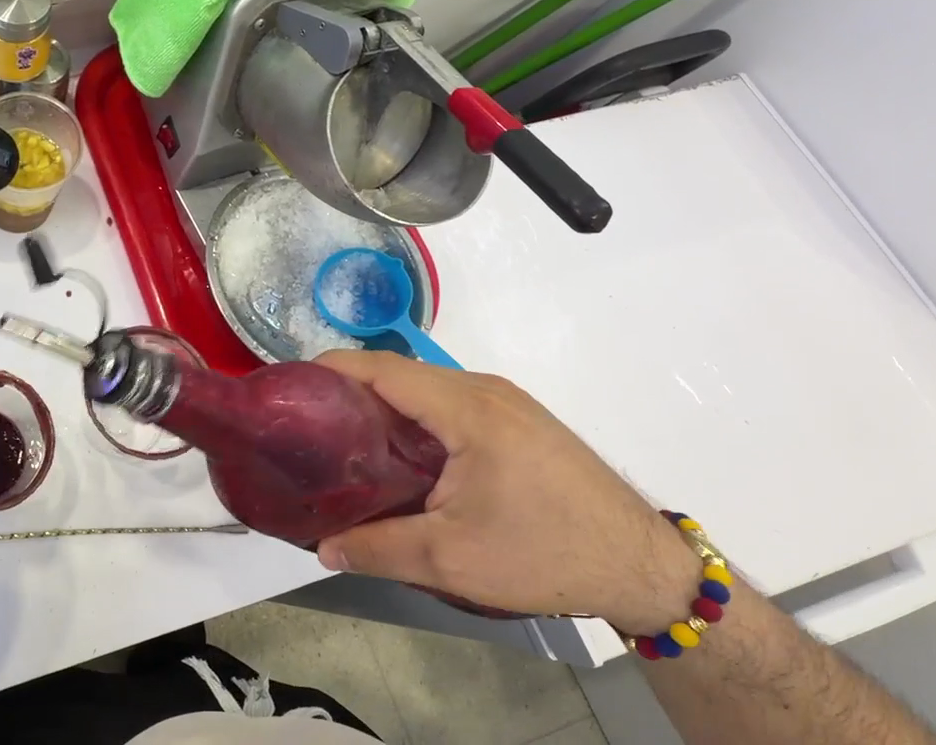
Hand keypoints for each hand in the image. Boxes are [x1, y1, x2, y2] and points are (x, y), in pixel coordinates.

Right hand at [312, 351, 701, 634]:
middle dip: (348, 388)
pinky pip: (450, 401)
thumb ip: (376, 548)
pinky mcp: (521, 420)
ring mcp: (508, 402)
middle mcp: (485, 390)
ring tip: (345, 439)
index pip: (380, 367)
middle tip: (308, 423)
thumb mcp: (451, 560)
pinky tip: (402, 453)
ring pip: (425, 386)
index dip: (329, 370)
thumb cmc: (546, 554)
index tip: (289, 390)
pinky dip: (415, 415)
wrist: (647, 569)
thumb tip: (322, 548)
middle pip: (399, 372)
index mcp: (466, 408)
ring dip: (383, 403)